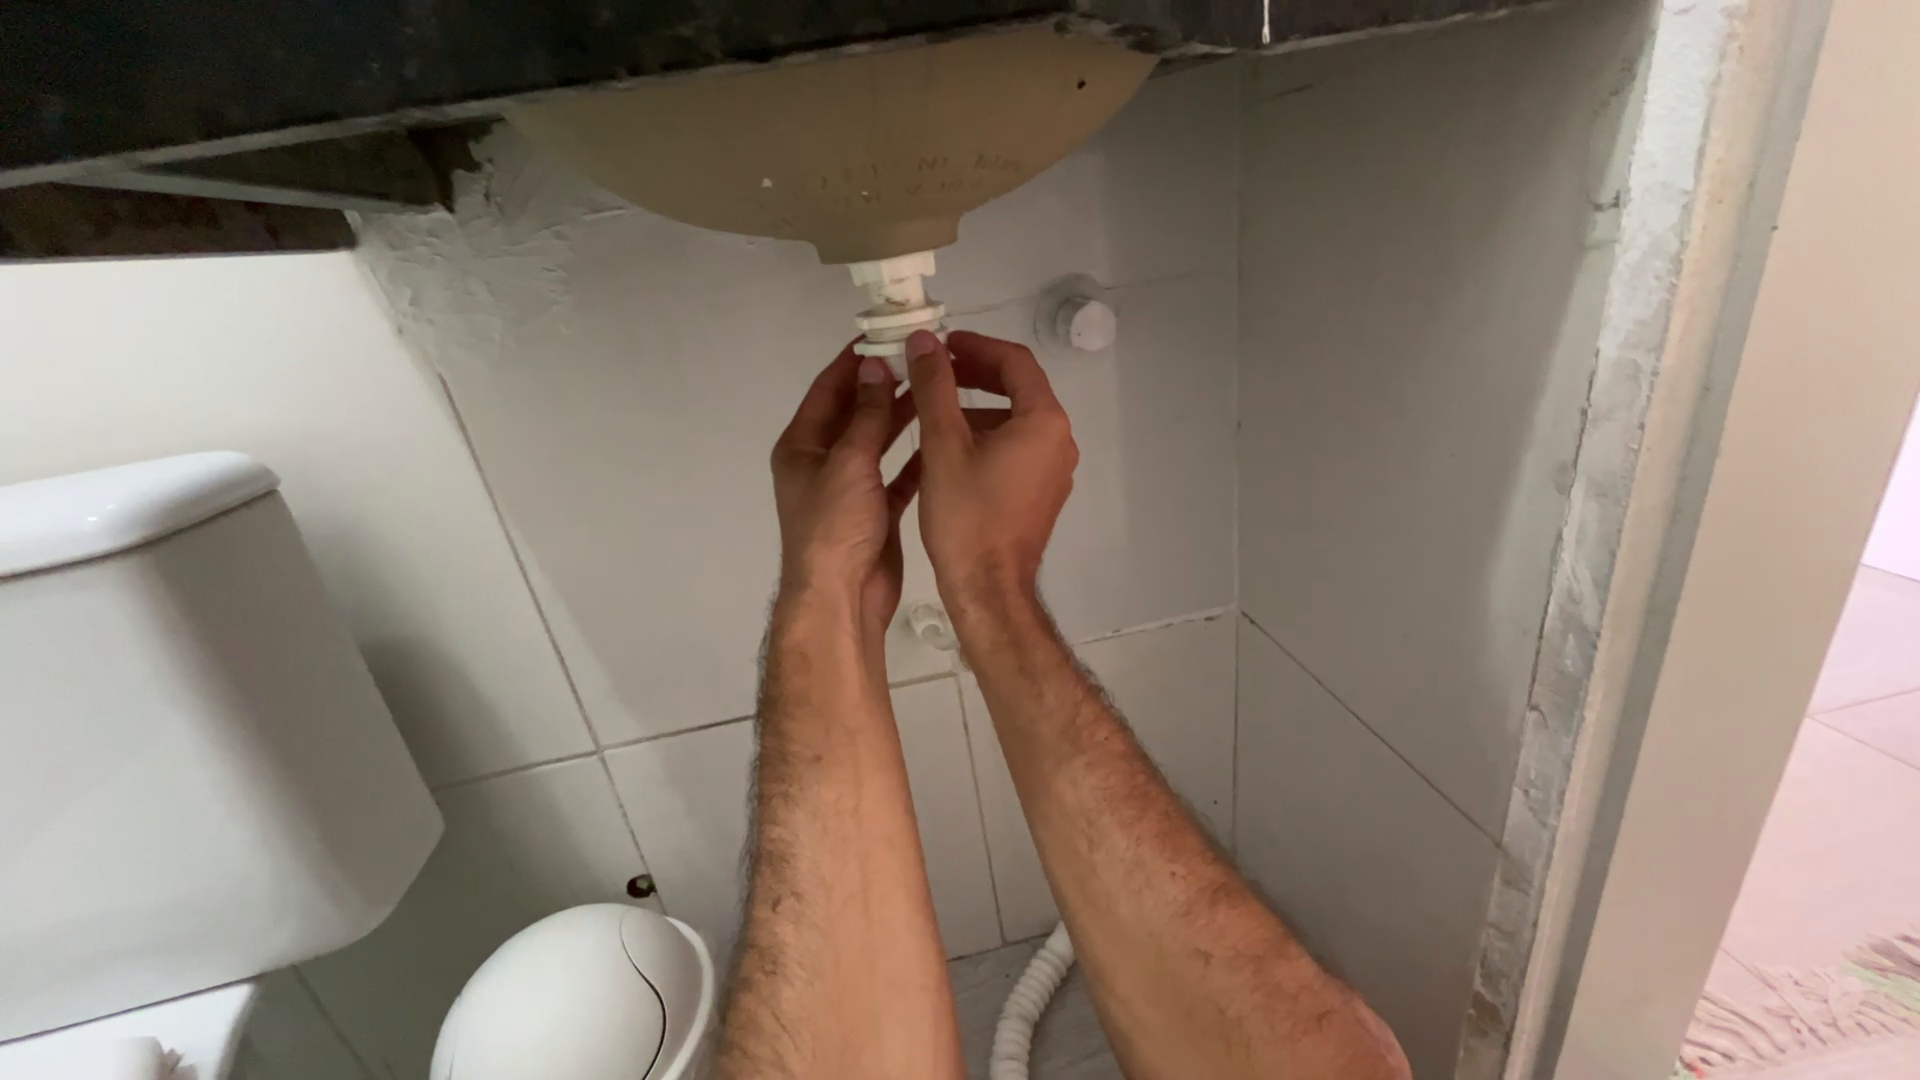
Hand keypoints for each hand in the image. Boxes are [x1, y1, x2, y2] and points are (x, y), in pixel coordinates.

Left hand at [770, 343, 920, 638]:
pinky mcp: (876, 510)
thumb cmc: (835, 525)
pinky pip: (897, 474)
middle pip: (856, 413)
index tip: (889, 333)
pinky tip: (942, 437)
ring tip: (938, 389)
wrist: (842, 595)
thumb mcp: (848, 462)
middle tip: (923, 358)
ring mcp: (850, 488)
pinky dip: (915, 457)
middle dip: (885, 386)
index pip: (828, 389)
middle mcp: (823, 461)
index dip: (856, 360)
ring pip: (879, 442)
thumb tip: (873, 364)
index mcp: (802, 445)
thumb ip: (865, 414)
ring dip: (903, 417)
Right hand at [906, 329, 1076, 614]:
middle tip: (934, 371)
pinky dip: (986, 437)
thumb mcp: (943, 445)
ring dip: (977, 407)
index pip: (1016, 361)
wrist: (987, 588)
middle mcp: (1059, 441)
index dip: (976, 346)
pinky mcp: (1041, 493)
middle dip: (976, 375)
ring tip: (933, 411)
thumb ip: (936, 387)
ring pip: (1015, 421)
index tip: (941, 345)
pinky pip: (1016, 449)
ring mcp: (1054, 470)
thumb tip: (924, 341)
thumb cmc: (966, 515)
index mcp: (1044, 422)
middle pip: (1020, 389)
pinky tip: (950, 449)